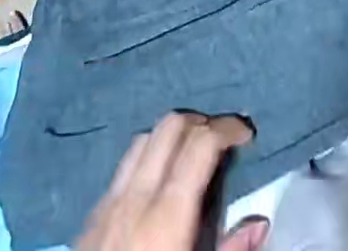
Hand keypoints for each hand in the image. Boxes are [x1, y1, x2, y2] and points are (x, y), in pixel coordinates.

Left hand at [75, 113, 268, 250]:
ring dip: (172, 137)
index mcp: (167, 216)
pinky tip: (157, 188)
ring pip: (143, 140)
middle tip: (223, 139)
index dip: (229, 127)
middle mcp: (136, 200)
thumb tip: (259, 225)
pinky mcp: (88, 222)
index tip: (247, 135)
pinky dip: (147, 160)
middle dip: (203, 122)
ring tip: (192, 155)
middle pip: (171, 126)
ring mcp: (106, 208)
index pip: (201, 142)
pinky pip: (121, 169)